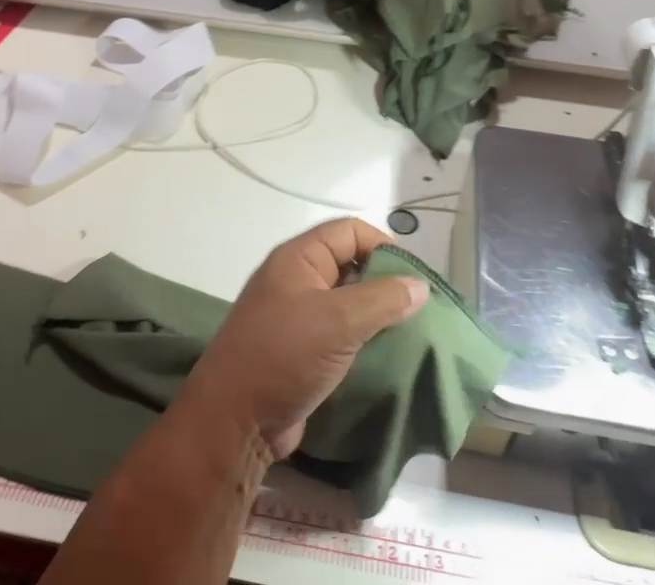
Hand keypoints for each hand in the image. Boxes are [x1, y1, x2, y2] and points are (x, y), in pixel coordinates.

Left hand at [180, 218, 429, 461]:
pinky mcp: (300, 350)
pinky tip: (385, 356)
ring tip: (407, 334)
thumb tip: (420, 286)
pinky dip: (362, 340)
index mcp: (297, 259)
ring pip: (346, 302)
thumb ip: (383, 299)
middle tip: (416, 309)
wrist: (234, 422)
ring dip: (376, 315)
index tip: (413, 278)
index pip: (349, 231)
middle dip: (384, 282)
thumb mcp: (339, 321)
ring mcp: (296, 316)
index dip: (382, 245)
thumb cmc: (283, 357)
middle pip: (349, 264)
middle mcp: (295, 280)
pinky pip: (339, 333)